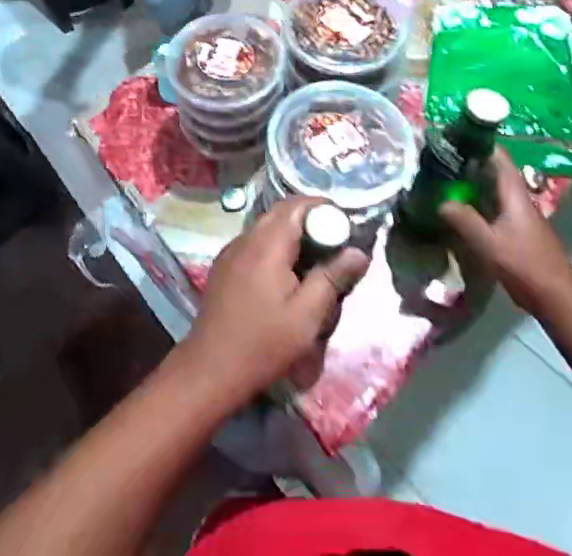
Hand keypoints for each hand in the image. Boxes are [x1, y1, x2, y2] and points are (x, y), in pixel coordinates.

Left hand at [174, 198, 369, 401]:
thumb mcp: (308, 315)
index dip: (322, 207)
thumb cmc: (265, 343)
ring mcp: (230, 252)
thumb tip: (359, 252)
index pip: (295, 206)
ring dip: (292, 234)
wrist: (212, 367)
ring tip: (318, 258)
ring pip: (266, 228)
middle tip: (337, 242)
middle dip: (310, 220)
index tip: (347, 224)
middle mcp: (245, 239)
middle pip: (280, 214)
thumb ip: (332, 278)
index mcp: (266, 244)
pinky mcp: (224, 267)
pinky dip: (275, 247)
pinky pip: (254, 244)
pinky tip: (289, 272)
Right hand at [436, 148, 571, 314]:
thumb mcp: (488, 242)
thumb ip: (463, 219)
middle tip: (441, 156)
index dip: (479, 142)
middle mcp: (518, 199)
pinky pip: (493, 206)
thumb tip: (441, 201)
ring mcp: (519, 215)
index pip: (499, 157)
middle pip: (495, 171)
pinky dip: (476, 200)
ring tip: (443, 178)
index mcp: (515, 195)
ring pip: (493, 189)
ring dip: (472, 181)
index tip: (454, 135)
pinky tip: (459, 207)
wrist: (556, 296)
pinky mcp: (516, 230)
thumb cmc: (524, 264)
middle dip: (470, 161)